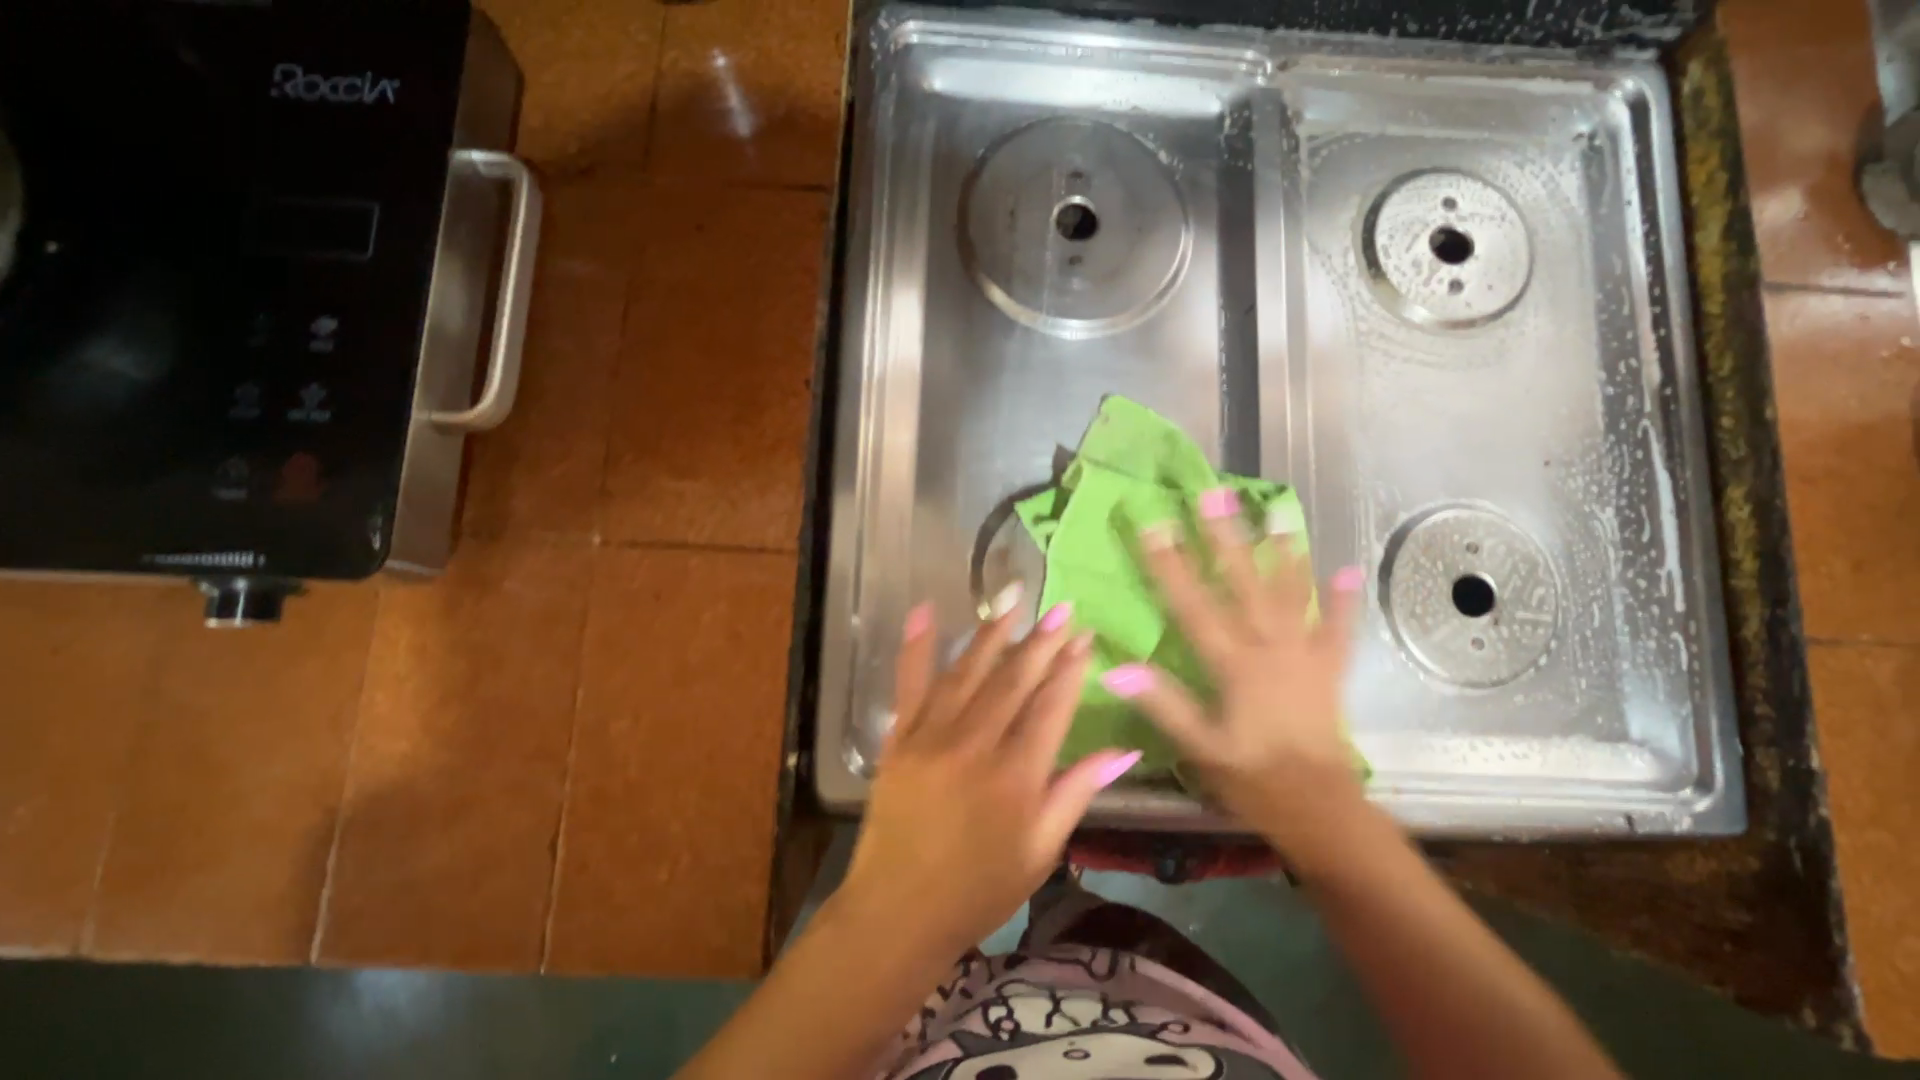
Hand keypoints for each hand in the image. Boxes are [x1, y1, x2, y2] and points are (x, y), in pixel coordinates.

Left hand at [836, 589, 1141, 956]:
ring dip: (992, 633)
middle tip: (1061, 608)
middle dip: (1041, 641)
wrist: (897, 911)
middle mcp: (975, 746)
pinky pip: (909, 684)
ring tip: (1013, 600)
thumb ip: (1076, 793)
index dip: (1071, 669)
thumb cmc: (979, 891)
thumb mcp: (1041, 852)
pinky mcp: (897, 740)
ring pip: (967, 672)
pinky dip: (916, 646)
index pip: (1051, 707)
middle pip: (1013, 680)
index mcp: (1017, 776)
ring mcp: (931, 737)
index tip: (1086, 637)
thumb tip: (1124, 750)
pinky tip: (924, 611)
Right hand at [1099, 488, 1367, 855]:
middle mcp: (1270, 646)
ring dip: (1282, 550)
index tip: (1154, 526)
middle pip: (1244, 583)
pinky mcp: (1329, 667)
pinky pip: (1338, 627)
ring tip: (1277, 511)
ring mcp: (1304, 653)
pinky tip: (1346, 569)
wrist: (1320, 805)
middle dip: (1225, 538)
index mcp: (1234, 664)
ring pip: (1291, 592)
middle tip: (1214, 496)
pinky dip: (1341, 599)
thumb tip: (1116, 667)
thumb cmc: (1253, 777)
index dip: (1171, 565)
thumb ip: (1164, 703)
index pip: (1194, 605)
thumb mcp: (1200, 746)